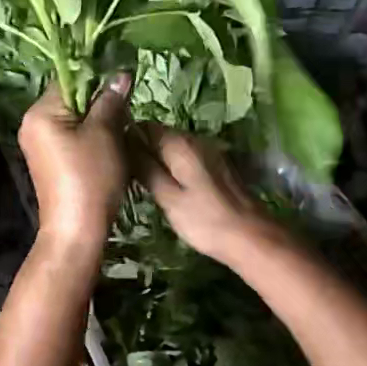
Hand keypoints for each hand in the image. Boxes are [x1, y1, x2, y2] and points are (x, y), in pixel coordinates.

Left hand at [19, 75, 131, 245]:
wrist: (76, 228)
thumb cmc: (90, 177)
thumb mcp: (104, 134)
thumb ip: (110, 101)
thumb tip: (120, 74)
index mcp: (39, 113)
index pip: (67, 80)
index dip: (96, 77)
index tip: (123, 80)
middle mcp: (31, 123)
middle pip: (68, 98)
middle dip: (98, 100)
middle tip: (126, 106)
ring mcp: (38, 143)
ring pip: (71, 118)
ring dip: (97, 118)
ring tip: (121, 125)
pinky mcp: (48, 159)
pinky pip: (69, 135)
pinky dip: (89, 135)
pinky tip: (109, 143)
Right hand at [135, 125, 287, 261]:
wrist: (254, 239)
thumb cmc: (205, 220)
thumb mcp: (167, 197)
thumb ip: (144, 168)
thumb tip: (123, 144)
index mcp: (179, 143)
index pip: (143, 126)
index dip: (125, 138)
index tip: (112, 157)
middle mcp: (194, 140)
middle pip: (157, 134)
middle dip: (140, 148)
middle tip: (123, 173)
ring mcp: (208, 152)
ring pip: (171, 146)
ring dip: (155, 158)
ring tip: (140, 181)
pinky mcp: (215, 166)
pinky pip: (184, 157)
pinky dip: (171, 166)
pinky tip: (164, 186)